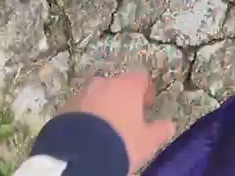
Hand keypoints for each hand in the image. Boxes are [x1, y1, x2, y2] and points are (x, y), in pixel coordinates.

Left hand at [63, 71, 177, 173]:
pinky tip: (86, 136)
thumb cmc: (120, 144)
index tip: (147, 106)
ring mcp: (82, 94)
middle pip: (117, 85)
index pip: (141, 77)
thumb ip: (159, 131)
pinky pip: (79, 109)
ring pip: (96, 96)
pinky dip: (84, 118)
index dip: (145, 90)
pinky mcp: (63, 109)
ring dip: (101, 108)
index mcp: (127, 86)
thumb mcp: (146, 143)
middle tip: (125, 120)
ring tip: (103, 131)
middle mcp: (105, 83)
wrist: (78, 158)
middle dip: (121, 99)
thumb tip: (170, 125)